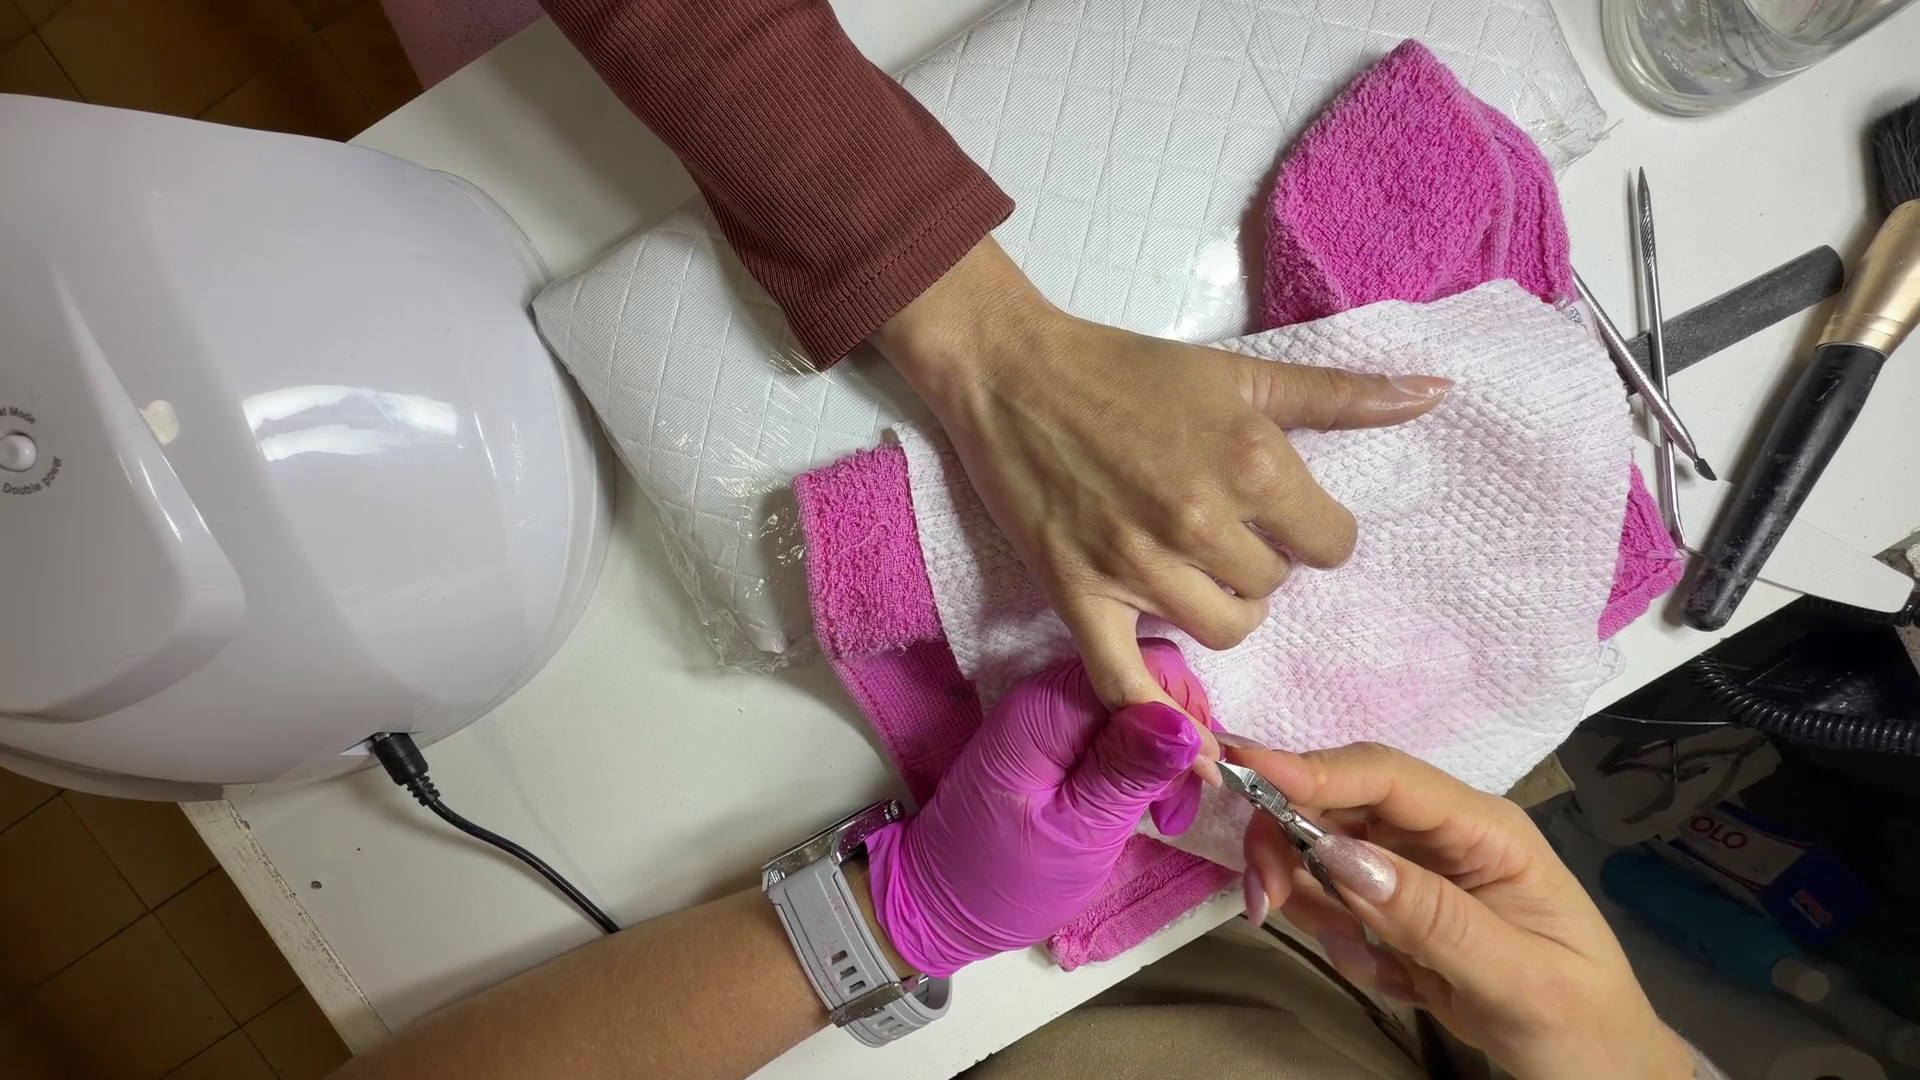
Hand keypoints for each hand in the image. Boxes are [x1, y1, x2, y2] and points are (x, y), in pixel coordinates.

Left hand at [865, 640, 1211, 976]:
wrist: (942, 899)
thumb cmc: (1004, 877)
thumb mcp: (1077, 833)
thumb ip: (1126, 772)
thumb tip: (1183, 722)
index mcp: (1049, 708)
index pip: (1141, 667)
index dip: (1184, 713)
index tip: (1197, 778)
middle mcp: (1050, 695)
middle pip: (1143, 680)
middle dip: (1179, 739)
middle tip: (1177, 808)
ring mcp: (1053, 714)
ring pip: (1136, 706)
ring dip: (1164, 758)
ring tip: (1165, 816)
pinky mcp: (1058, 738)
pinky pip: (1116, 730)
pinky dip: (1142, 766)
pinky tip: (1149, 808)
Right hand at [873, 238, 1450, 709]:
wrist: (1014, 374)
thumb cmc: (1123, 368)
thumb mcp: (1237, 372)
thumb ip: (1338, 393)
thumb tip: (1434, 394)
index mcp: (1252, 464)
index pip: (1330, 545)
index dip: (1310, 532)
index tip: (1278, 517)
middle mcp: (1200, 524)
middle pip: (1273, 590)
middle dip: (1257, 565)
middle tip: (1217, 533)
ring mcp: (1136, 568)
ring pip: (1221, 631)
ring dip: (1219, 608)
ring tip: (1191, 577)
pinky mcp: (1079, 596)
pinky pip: (1124, 680)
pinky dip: (1158, 719)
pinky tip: (1189, 751)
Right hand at [1235, 742, 1694, 1079]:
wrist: (1600, 1078)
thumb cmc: (1584, 1027)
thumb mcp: (1524, 981)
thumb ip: (1432, 916)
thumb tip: (1336, 854)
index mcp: (1480, 828)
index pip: (1386, 775)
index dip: (1312, 767)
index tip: (1247, 770)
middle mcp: (1432, 830)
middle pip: (1332, 802)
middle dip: (1287, 840)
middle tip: (1263, 897)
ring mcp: (1403, 862)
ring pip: (1312, 845)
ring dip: (1306, 896)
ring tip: (1361, 960)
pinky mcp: (1381, 896)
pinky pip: (1319, 893)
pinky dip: (1326, 929)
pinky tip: (1379, 971)